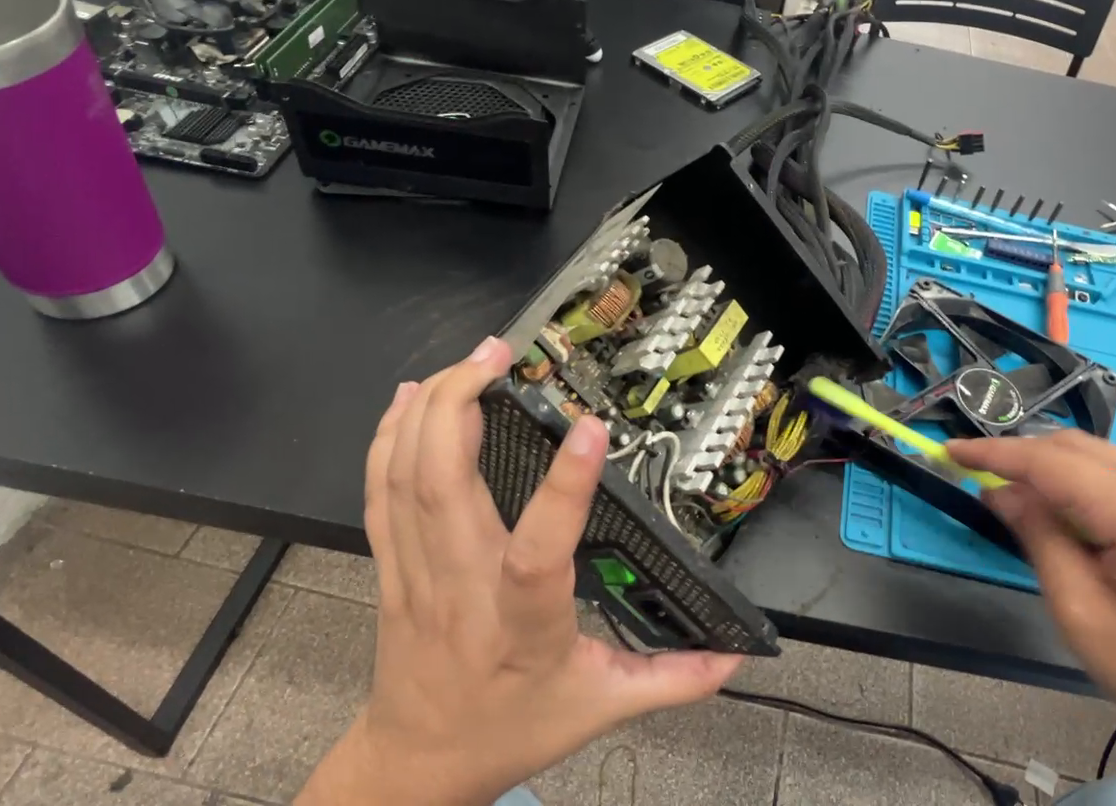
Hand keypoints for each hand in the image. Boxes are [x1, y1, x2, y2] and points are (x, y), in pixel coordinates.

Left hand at [297, 337, 743, 805]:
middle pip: (442, 487)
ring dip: (430, 408)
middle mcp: (461, 588)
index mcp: (521, 625)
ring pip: (405, 478)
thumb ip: (672, 679)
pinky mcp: (391, 566)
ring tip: (468, 360)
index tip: (588, 428)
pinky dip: (388, 436)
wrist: (416, 762)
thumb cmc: (509, 729)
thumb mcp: (599, 709)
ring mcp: (416, 573)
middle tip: (499, 354)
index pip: (537, 554)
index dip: (563, 489)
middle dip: (461, 405)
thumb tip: (736, 655)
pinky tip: (408, 396)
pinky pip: (378, 491)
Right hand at [948, 431, 1115, 805]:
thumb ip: (1040, 540)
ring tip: (1026, 503)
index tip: (948, 451)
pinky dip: (1097, 488)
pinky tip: (1085, 525)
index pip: (1049, 460)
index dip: (993, 452)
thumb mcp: (1084, 616)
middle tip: (981, 476)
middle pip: (1081, 448)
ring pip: (1111, 462)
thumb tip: (1003, 492)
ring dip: (1061, 470)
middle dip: (1025, 454)